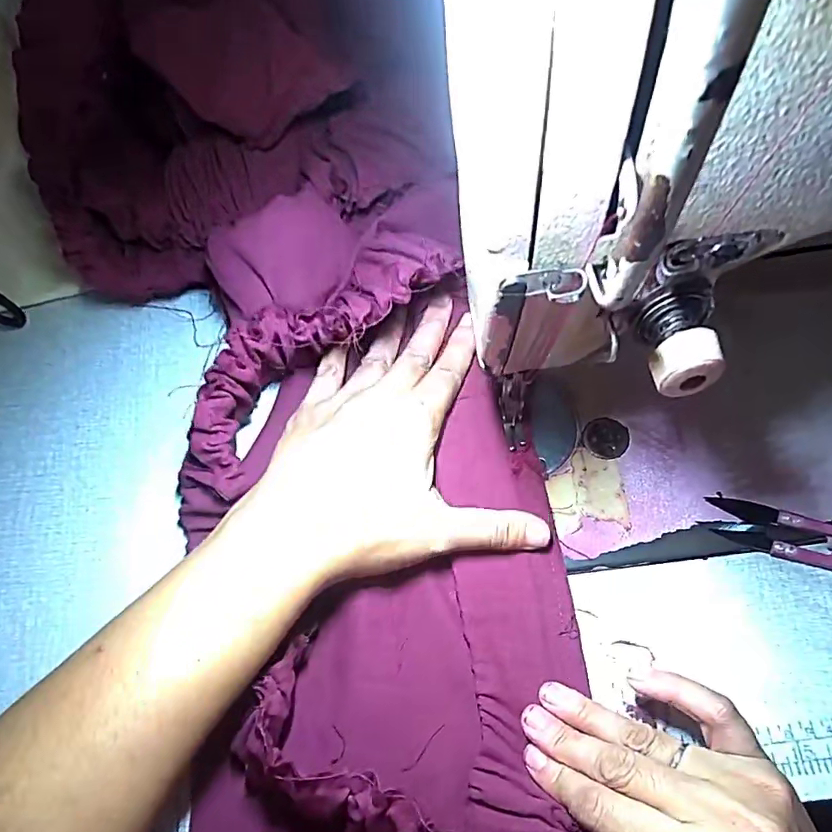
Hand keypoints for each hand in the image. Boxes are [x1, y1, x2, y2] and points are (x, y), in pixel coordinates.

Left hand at [215, 294, 550, 587]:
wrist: (291, 532)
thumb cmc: (363, 532)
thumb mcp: (436, 532)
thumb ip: (490, 529)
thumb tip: (541, 535)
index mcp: (416, 422)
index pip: (447, 375)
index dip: (461, 346)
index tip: (470, 316)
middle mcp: (380, 401)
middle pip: (413, 356)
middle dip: (430, 326)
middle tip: (441, 295)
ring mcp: (341, 402)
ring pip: (374, 355)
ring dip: (391, 330)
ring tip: (402, 305)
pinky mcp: (309, 411)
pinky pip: (329, 369)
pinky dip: (339, 349)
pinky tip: (343, 336)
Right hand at [519, 672, 831, 831]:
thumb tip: (579, 801)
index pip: (610, 809)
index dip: (563, 779)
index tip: (527, 753)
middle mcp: (731, 818)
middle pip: (627, 767)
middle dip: (571, 740)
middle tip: (530, 715)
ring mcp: (754, 784)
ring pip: (658, 739)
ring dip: (600, 715)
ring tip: (557, 695)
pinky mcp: (769, 768)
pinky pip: (721, 715)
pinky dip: (682, 690)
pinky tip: (642, 679)